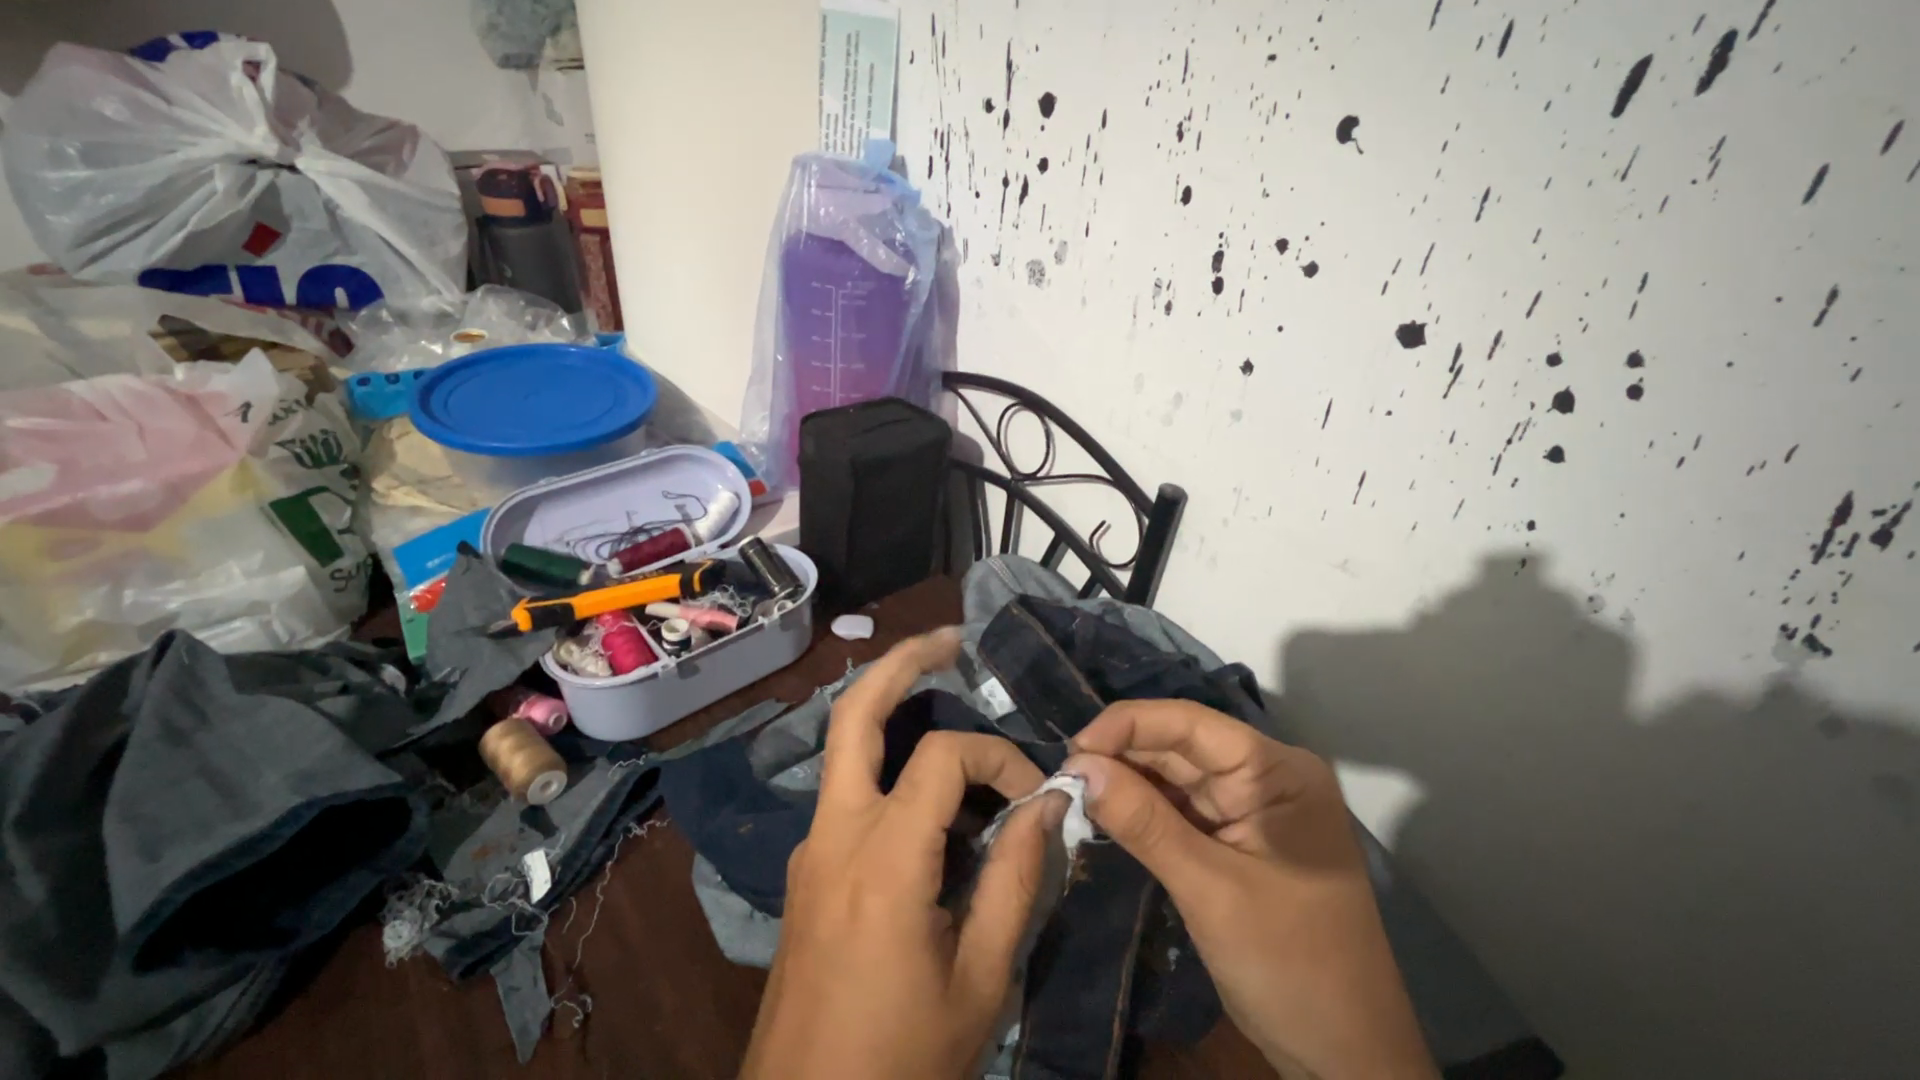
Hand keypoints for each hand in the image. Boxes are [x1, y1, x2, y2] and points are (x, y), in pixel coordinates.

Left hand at [742, 629, 1056, 1079]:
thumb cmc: (902, 1052)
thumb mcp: (980, 977)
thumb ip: (1017, 880)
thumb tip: (1047, 803)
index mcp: (882, 856)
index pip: (945, 757)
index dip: (1000, 758)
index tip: (1038, 798)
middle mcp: (834, 833)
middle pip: (853, 715)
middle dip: (901, 663)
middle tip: (951, 639)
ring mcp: (810, 849)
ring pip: (844, 750)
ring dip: (891, 711)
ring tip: (945, 693)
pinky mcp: (806, 870)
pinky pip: (847, 795)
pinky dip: (888, 769)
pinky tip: (933, 796)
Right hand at [1065, 700, 1437, 1079]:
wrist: (1344, 1054)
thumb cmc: (1290, 963)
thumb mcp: (1210, 889)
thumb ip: (1143, 822)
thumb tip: (1078, 766)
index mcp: (1278, 772)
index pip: (1191, 724)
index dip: (1128, 726)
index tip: (1071, 751)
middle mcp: (1266, 778)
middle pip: (1181, 747)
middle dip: (1121, 756)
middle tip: (1063, 779)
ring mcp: (1253, 811)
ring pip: (1176, 779)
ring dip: (1127, 783)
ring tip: (1074, 793)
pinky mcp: (1238, 842)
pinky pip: (1182, 812)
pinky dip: (1144, 813)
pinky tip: (1106, 815)